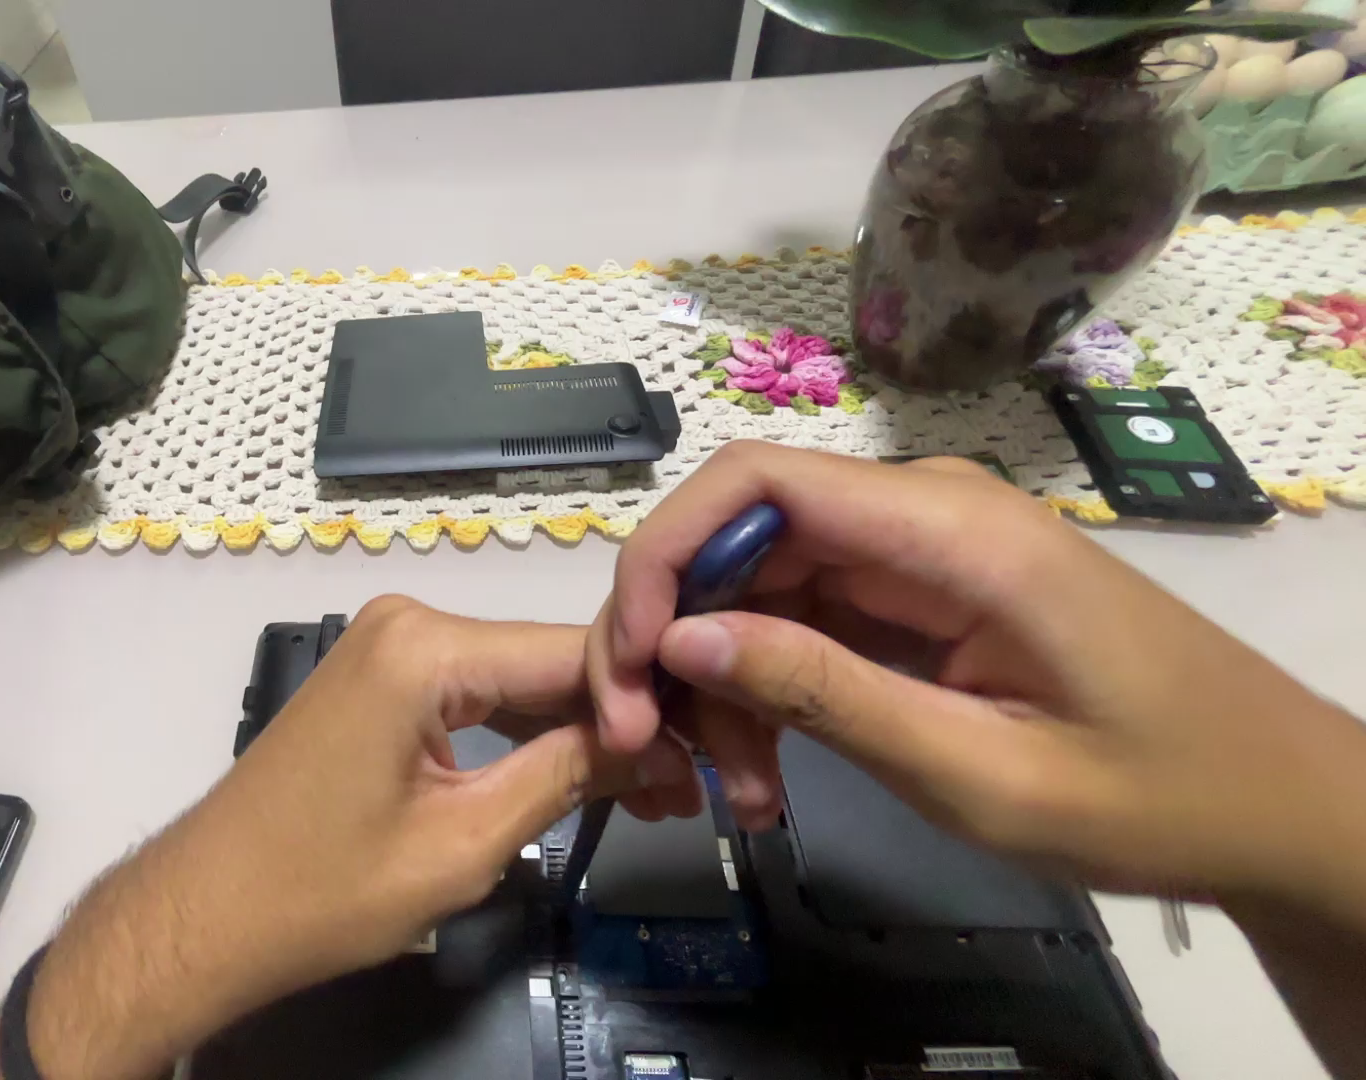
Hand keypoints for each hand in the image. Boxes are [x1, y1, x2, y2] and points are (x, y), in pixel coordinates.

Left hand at [191, 596, 681, 982]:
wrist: (209, 908)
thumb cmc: (324, 889)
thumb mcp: (464, 842)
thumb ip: (563, 776)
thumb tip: (651, 747)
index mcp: (424, 647)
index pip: (568, 654)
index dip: (642, 703)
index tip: (698, 754)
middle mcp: (408, 621)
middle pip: (541, 661)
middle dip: (611, 722)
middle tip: (681, 784)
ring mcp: (390, 643)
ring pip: (511, 677)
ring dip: (572, 730)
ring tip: (644, 789)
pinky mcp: (382, 673)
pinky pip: (471, 689)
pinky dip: (519, 730)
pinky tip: (572, 768)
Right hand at [588, 441, 1365, 916]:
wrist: (1281, 812)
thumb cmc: (1158, 797)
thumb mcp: (979, 770)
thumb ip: (823, 693)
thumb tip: (678, 638)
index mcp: (944, 529)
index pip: (752, 482)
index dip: (665, 550)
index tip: (631, 650)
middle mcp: (905, 516)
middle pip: (728, 537)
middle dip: (665, 632)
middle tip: (642, 734)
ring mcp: (893, 554)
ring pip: (741, 590)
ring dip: (710, 681)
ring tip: (732, 786)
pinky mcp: (886, 595)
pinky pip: (780, 623)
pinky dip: (750, 693)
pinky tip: (762, 770)